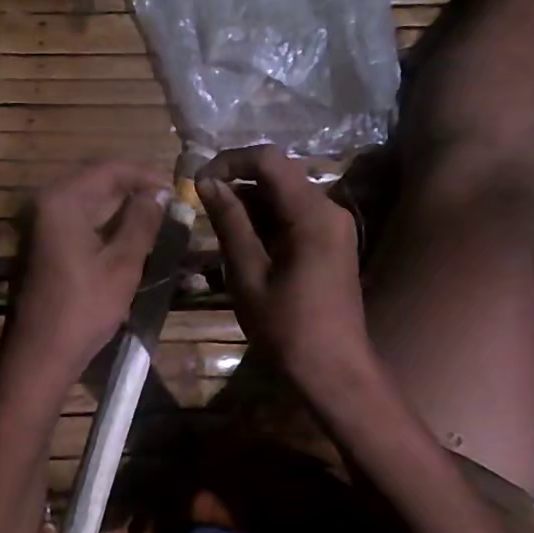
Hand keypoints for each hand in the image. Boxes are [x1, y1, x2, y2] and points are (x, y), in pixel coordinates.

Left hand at [9, 162, 170, 374]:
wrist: (38, 354)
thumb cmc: (83, 308)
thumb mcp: (122, 264)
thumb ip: (141, 221)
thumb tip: (157, 193)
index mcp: (61, 201)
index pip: (108, 170)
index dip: (144, 174)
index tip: (174, 187)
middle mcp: (43, 203)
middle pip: (94, 181)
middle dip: (131, 188)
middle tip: (166, 200)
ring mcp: (37, 223)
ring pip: (85, 201)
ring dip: (118, 205)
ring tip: (153, 216)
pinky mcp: (38, 243)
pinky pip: (74, 219)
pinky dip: (100, 221)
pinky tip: (125, 234)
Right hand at [196, 145, 368, 374]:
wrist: (334, 373)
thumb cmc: (287, 327)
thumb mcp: (248, 272)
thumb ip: (229, 221)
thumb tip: (207, 181)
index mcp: (313, 214)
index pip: (269, 159)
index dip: (230, 161)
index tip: (199, 181)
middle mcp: (329, 210)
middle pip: (278, 173)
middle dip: (236, 181)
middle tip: (201, 203)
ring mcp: (334, 226)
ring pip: (283, 193)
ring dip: (248, 201)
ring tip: (216, 226)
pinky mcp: (331, 241)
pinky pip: (293, 214)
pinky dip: (264, 219)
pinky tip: (241, 242)